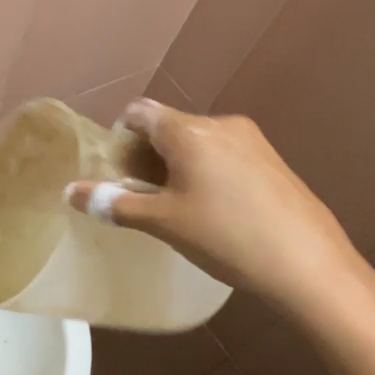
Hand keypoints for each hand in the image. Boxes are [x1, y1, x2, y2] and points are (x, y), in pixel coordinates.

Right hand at [65, 99, 366, 316]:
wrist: (305, 261)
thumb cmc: (223, 236)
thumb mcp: (161, 222)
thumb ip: (114, 203)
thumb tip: (70, 191)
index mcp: (189, 131)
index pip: (140, 113)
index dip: (119, 137)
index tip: (114, 172)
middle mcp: (221, 124)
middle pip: (168, 127)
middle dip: (146, 156)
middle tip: (138, 197)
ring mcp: (252, 141)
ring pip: (197, 143)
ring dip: (175, 167)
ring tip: (172, 209)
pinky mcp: (271, 161)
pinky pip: (223, 156)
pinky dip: (204, 174)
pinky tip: (209, 213)